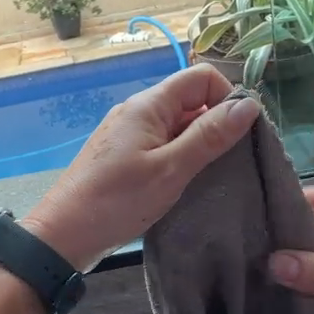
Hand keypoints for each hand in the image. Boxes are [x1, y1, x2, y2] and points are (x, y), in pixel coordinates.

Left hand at [24, 65, 260, 270]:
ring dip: (200, 145)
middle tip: (233, 162)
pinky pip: (163, 145)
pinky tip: (188, 184)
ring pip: (178, 126)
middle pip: (191, 101)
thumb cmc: (117, 201)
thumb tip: (249, 104)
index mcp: (149, 105)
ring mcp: (129, 135)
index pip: (201, 77)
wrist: (64, 235)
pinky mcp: (124, 157)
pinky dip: (181, 159)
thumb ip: (209, 136)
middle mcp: (138, 111)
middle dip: (217, 124)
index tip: (241, 134)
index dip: (227, 97)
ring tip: (214, 177)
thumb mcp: (171, 169)